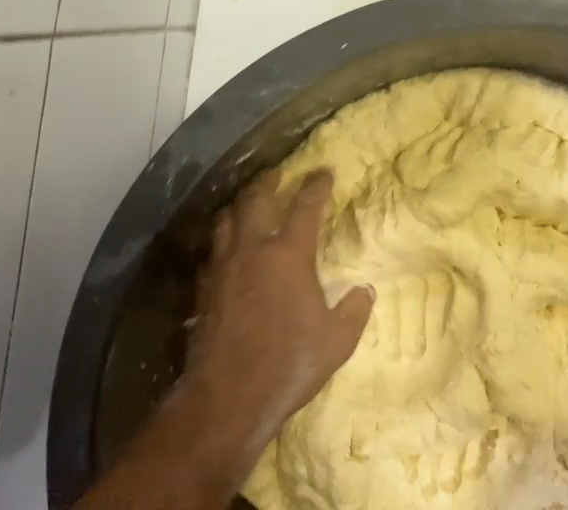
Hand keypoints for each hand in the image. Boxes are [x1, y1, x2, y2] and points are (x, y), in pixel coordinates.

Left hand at [184, 169, 375, 425]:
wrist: (228, 396)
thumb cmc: (289, 363)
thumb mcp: (337, 341)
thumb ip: (353, 311)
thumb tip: (364, 290)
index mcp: (288, 254)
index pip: (306, 207)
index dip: (316, 186)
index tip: (323, 171)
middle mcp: (252, 250)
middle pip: (255, 200)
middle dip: (268, 182)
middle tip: (276, 174)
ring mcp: (222, 268)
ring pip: (225, 221)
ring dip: (238, 206)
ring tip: (246, 203)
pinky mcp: (202, 290)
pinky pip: (211, 253)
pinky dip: (221, 243)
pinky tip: (226, 252)